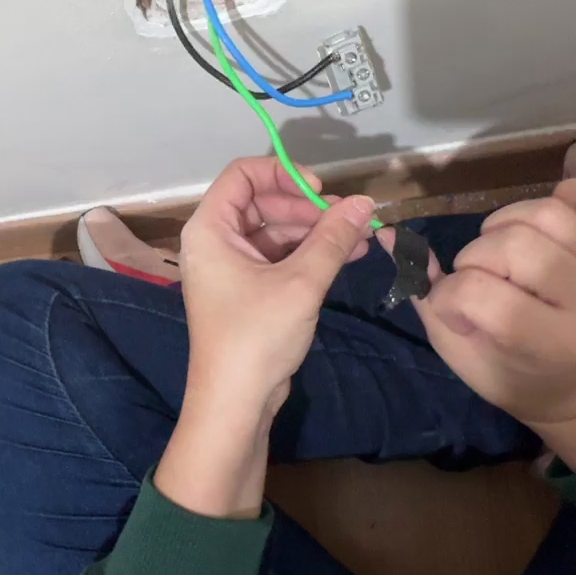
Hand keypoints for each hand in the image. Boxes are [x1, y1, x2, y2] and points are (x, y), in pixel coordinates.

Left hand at [158, 158, 376, 517]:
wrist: (234, 400)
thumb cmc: (257, 335)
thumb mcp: (300, 282)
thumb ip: (333, 237)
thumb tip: (366, 202)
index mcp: (209, 228)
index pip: (242, 174)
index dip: (282, 173)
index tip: (320, 189)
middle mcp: (214, 241)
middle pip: (262, 202)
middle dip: (307, 207)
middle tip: (350, 219)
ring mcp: (229, 267)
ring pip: (274, 231)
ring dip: (315, 232)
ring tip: (361, 238)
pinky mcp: (245, 289)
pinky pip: (277, 257)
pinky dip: (308, 254)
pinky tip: (347, 256)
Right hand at [413, 179, 575, 467]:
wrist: (572, 384)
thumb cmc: (505, 373)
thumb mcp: (456, 349)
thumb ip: (424, 293)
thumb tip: (388, 234)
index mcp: (551, 343)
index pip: (482, 294)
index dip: (449, 297)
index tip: (453, 314)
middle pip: (516, 244)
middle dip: (474, 259)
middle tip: (475, 283)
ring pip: (548, 212)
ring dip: (505, 224)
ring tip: (497, 251)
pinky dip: (573, 192)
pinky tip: (542, 219)